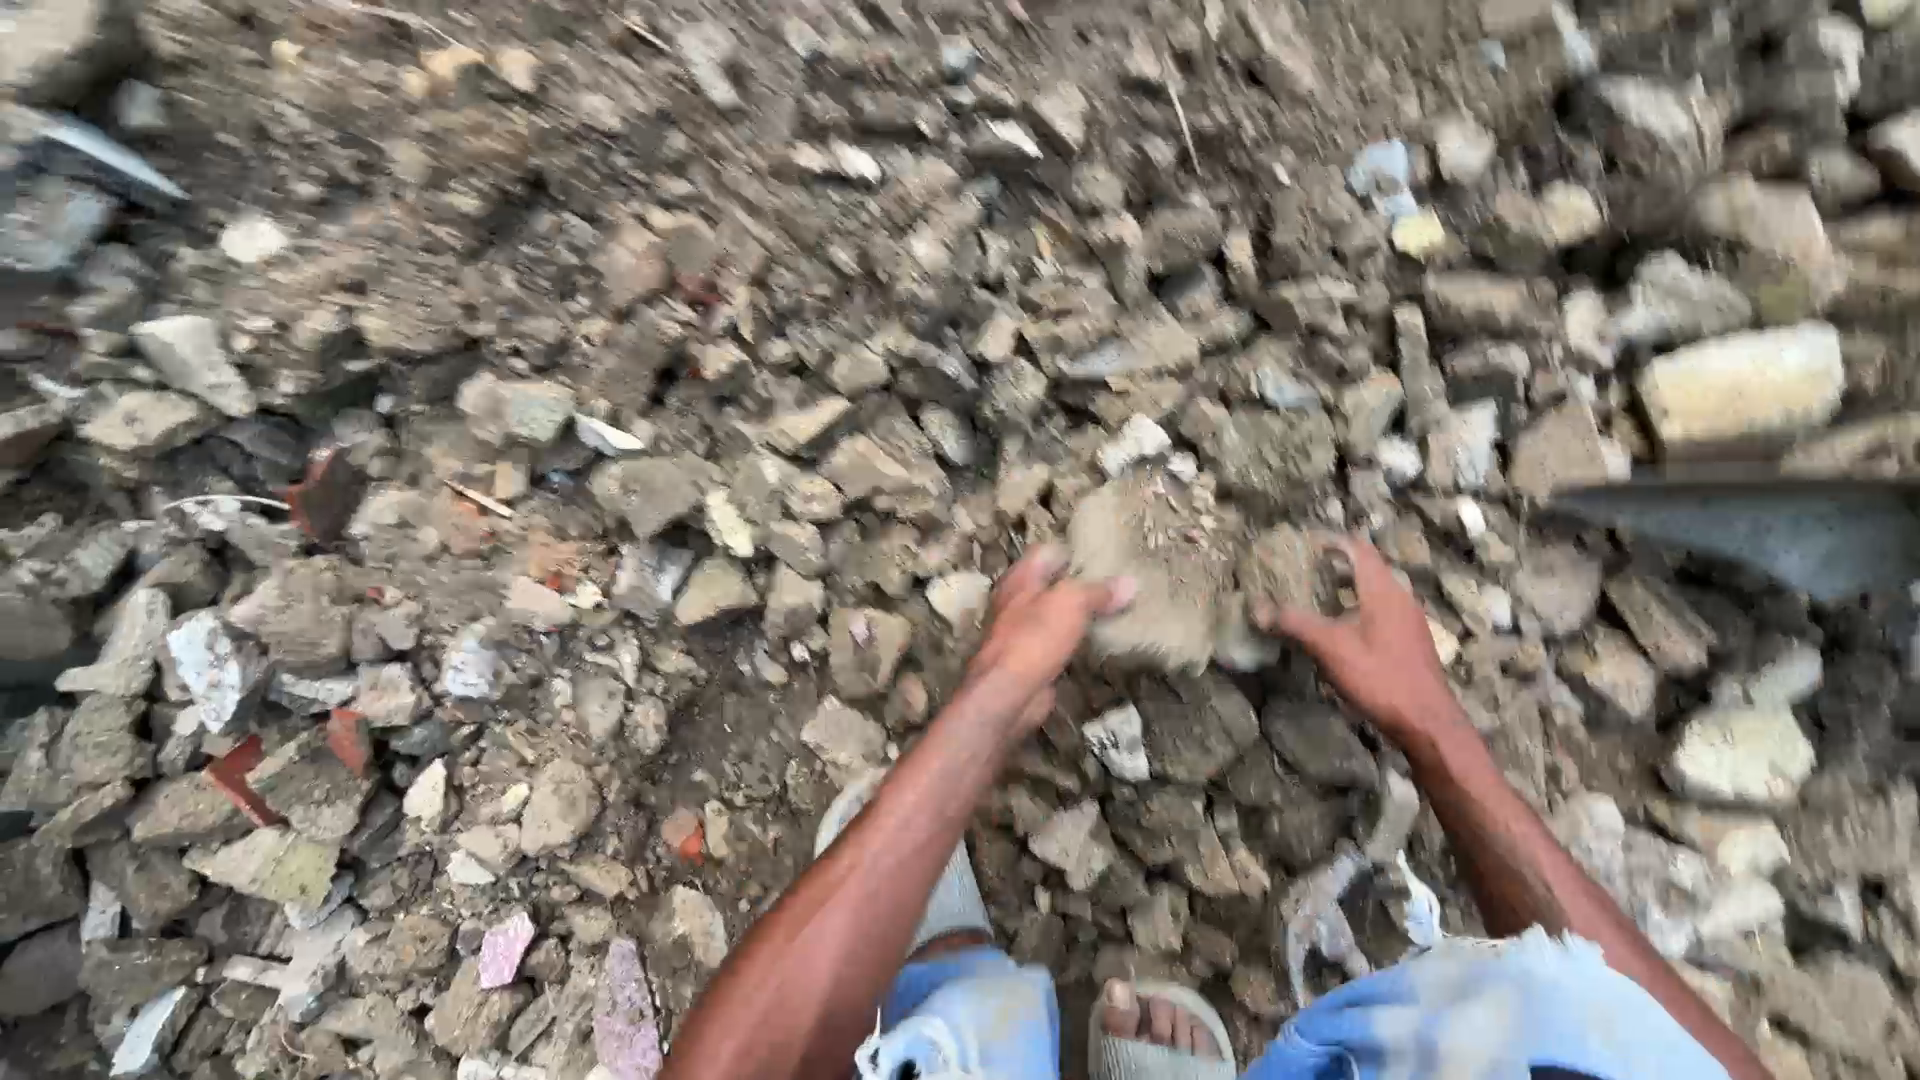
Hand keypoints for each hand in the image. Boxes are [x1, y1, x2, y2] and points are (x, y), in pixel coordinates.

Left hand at [961, 544, 1134, 735]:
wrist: (1009, 694)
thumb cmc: (1033, 637)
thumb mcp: (1070, 603)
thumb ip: (1098, 591)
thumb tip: (1131, 583)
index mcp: (1020, 579)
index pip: (1047, 551)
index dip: (1073, 549)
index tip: (1105, 552)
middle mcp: (1018, 601)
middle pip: (1054, 583)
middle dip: (1083, 582)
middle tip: (1120, 580)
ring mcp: (1025, 631)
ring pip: (1058, 613)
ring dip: (1083, 612)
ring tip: (1119, 606)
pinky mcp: (1035, 659)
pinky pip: (1062, 640)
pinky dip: (1080, 638)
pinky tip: (1103, 638)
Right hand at [1252, 533, 1466, 744]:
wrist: (1428, 722)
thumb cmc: (1380, 678)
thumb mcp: (1330, 648)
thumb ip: (1294, 624)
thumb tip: (1257, 608)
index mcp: (1383, 591)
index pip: (1359, 550)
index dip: (1333, 541)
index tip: (1305, 542)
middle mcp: (1401, 598)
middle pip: (1368, 568)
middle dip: (1337, 563)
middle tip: (1304, 566)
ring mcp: (1409, 621)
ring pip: (1375, 591)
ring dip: (1347, 586)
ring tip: (1317, 593)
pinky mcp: (1410, 641)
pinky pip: (1381, 610)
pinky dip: (1357, 606)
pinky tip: (1340, 627)